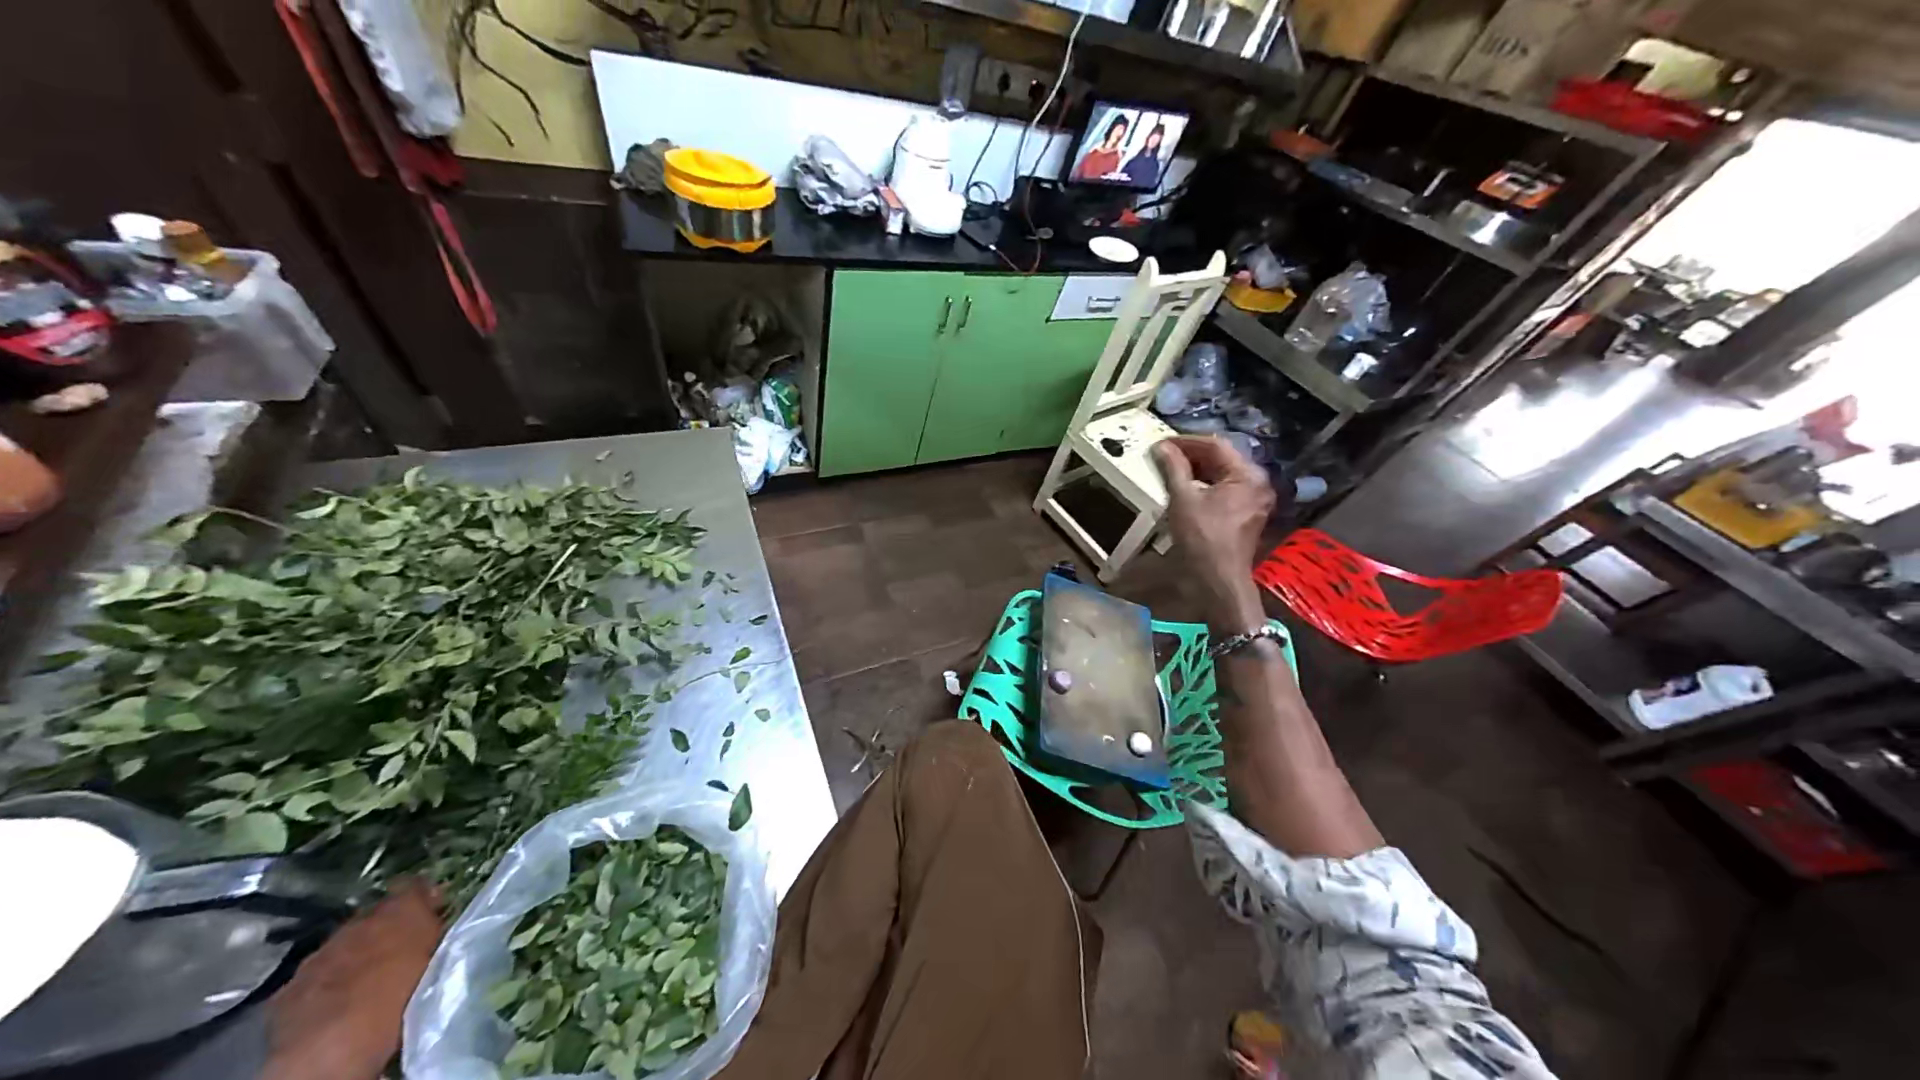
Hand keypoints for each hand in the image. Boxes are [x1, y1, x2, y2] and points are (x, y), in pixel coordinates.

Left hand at [262, 879, 444, 1079]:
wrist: (330, 1046)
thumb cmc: (400, 998)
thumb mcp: (437, 960)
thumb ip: (436, 934)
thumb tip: (441, 923)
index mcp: (399, 911)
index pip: (414, 886)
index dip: (423, 897)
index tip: (433, 909)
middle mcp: (357, 923)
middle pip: (374, 917)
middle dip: (385, 930)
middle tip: (401, 952)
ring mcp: (318, 955)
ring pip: (342, 946)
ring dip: (354, 956)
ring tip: (367, 980)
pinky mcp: (287, 989)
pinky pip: (314, 977)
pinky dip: (325, 984)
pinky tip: (333, 1004)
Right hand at [1155, 436, 1274, 634]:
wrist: (1218, 580)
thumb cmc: (1202, 538)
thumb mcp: (1183, 499)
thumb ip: (1173, 468)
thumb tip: (1161, 447)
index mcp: (1247, 475)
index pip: (1215, 446)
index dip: (1186, 442)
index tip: (1161, 443)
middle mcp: (1257, 483)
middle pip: (1222, 458)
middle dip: (1191, 455)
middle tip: (1163, 454)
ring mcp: (1253, 500)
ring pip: (1222, 474)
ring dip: (1196, 469)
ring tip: (1169, 468)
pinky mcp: (1245, 514)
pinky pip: (1224, 489)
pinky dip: (1204, 484)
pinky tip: (1183, 486)